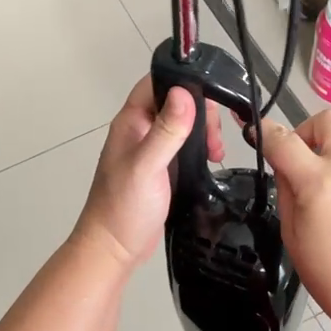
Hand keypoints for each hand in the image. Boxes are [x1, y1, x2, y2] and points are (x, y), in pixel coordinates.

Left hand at [72, 78, 221, 267]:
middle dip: (200, 110)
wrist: (113, 250)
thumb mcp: (147, 166)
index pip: (156, 82)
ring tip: (217, 151)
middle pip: (174, 101)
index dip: (182, 81)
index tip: (210, 95)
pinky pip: (185, 146)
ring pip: (183, 123)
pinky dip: (201, 147)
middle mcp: (141, 130)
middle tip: (215, 135)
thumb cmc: (123, 207)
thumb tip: (184, 92)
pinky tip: (213, 161)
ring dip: (203, 130)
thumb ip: (166, 131)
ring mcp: (151, 150)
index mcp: (131, 122)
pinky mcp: (162, 168)